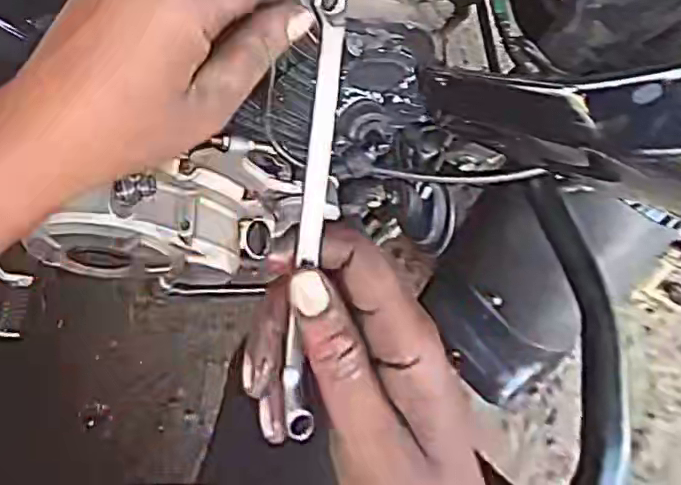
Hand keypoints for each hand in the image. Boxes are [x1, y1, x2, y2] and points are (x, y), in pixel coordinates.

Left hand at [0, 0, 310, 200]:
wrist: (40, 131)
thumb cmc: (111, 130)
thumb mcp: (205, 105)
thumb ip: (255, 54)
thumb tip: (288, 23)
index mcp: (182, 2)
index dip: (277, 0)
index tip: (285, 19)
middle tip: (249, 35)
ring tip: (204, 42)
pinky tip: (169, 35)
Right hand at [242, 228, 506, 482]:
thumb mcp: (370, 436)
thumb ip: (338, 356)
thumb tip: (306, 281)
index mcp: (412, 339)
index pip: (359, 254)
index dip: (312, 245)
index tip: (275, 264)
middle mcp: (399, 331)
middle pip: (326, 277)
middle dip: (284, 310)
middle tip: (269, 357)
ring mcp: (381, 344)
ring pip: (312, 305)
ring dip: (279, 342)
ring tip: (272, 391)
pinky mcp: (363, 360)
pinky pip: (314, 335)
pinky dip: (286, 359)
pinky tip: (282, 395)